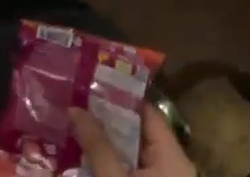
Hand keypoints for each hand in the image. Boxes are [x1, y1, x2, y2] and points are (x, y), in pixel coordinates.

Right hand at [71, 106, 195, 176]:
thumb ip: (96, 143)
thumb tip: (75, 107)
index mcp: (173, 158)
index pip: (148, 112)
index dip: (118, 95)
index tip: (87, 81)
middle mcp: (175, 169)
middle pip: (139, 134)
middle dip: (106, 120)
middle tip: (73, 104)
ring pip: (134, 156)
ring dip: (106, 144)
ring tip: (73, 128)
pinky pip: (134, 175)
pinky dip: (113, 166)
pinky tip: (86, 162)